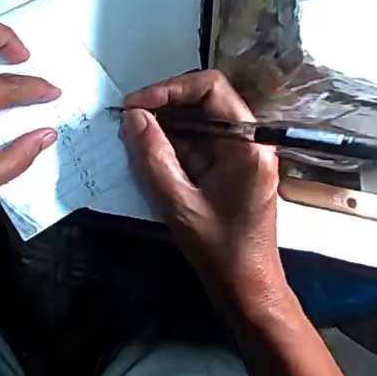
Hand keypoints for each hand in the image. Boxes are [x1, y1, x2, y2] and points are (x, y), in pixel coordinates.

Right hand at [119, 70, 289, 318]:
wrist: (247, 287)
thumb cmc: (218, 248)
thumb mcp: (177, 201)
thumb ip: (153, 155)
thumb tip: (132, 116)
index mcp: (247, 143)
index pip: (210, 88)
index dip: (169, 89)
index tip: (135, 105)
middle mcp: (249, 141)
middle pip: (203, 101)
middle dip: (162, 106)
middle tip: (127, 120)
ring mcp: (240, 154)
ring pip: (197, 121)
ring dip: (164, 126)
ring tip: (131, 138)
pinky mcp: (229, 168)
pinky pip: (197, 143)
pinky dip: (171, 144)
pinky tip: (147, 154)